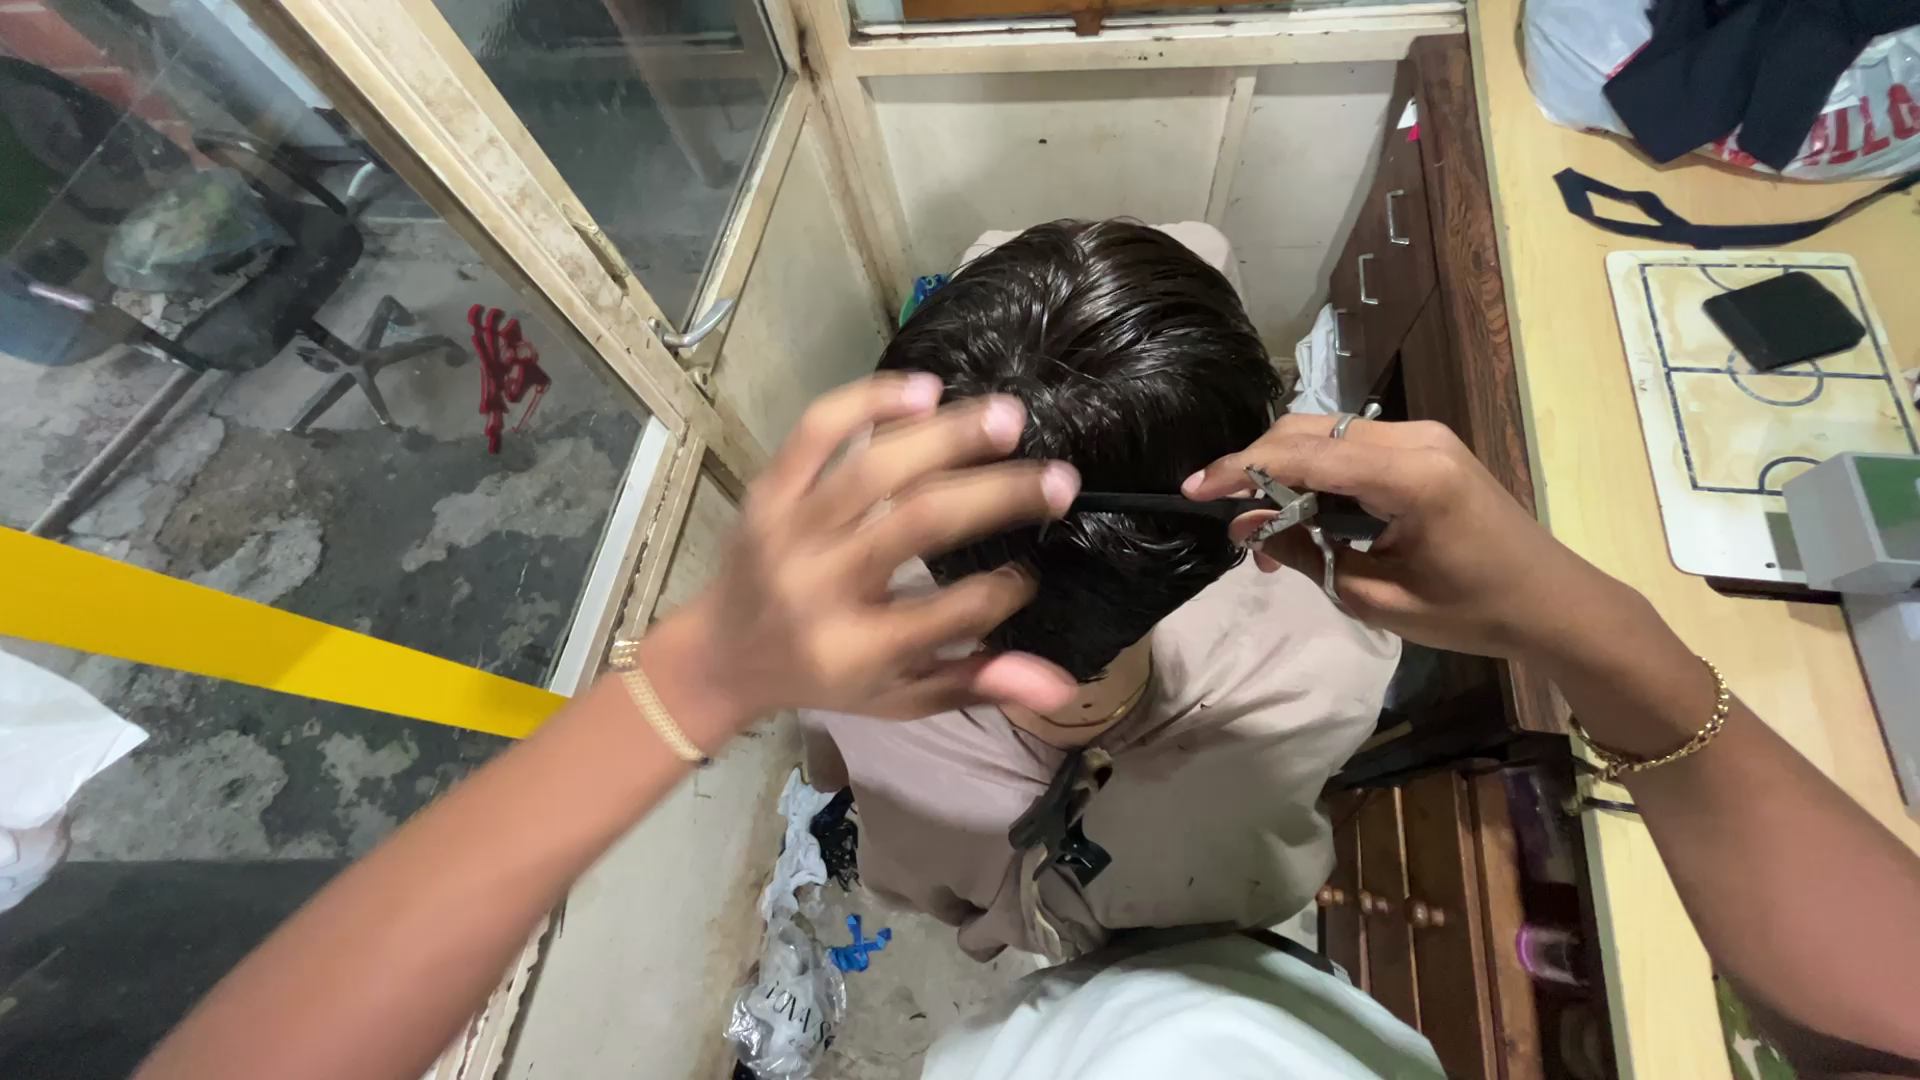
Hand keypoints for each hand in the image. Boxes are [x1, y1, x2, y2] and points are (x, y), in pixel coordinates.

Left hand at [666, 373, 1080, 730]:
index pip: (948, 612)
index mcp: (855, 649)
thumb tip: (1059, 682)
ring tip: (1008, 418)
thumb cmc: (820, 678)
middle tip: (1059, 477)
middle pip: (919, 523)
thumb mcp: (896, 700)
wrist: (719, 653)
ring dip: (948, 437)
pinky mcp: (769, 491)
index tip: (1031, 573)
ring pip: (874, 468)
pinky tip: (927, 389)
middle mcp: (821, 585)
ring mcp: (790, 530)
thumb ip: (973, 686)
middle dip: (998, 495)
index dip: (1001, 591)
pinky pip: (817, 431)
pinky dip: (870, 401)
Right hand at [1182, 414, 1634, 659]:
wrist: (1554, 603)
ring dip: (1280, 469)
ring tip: (1262, 523)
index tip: (1193, 491)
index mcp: (1409, 477)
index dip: (1239, 471)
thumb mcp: (1373, 597)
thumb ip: (1302, 553)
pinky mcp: (1424, 445)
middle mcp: (1413, 439)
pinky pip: (1347, 446)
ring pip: (1322, 433)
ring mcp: (1421, 435)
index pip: (1300, 457)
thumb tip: (1245, 528)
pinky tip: (1301, 511)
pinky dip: (1311, 472)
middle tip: (1224, 511)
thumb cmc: (1469, 613)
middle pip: (1305, 432)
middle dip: (1253, 466)